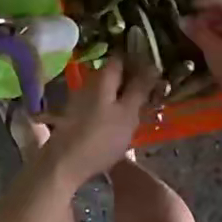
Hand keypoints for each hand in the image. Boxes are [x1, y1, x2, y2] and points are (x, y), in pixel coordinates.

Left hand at [41, 57, 160, 185]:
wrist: (64, 164)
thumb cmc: (100, 138)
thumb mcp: (127, 114)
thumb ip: (140, 88)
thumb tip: (153, 65)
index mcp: (102, 78)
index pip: (122, 57)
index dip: (140, 60)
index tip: (156, 71)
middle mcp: (88, 83)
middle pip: (114, 73)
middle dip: (133, 79)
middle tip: (154, 92)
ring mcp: (79, 100)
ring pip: (107, 90)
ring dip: (123, 95)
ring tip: (142, 108)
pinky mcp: (75, 116)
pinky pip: (99, 104)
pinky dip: (112, 108)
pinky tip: (122, 121)